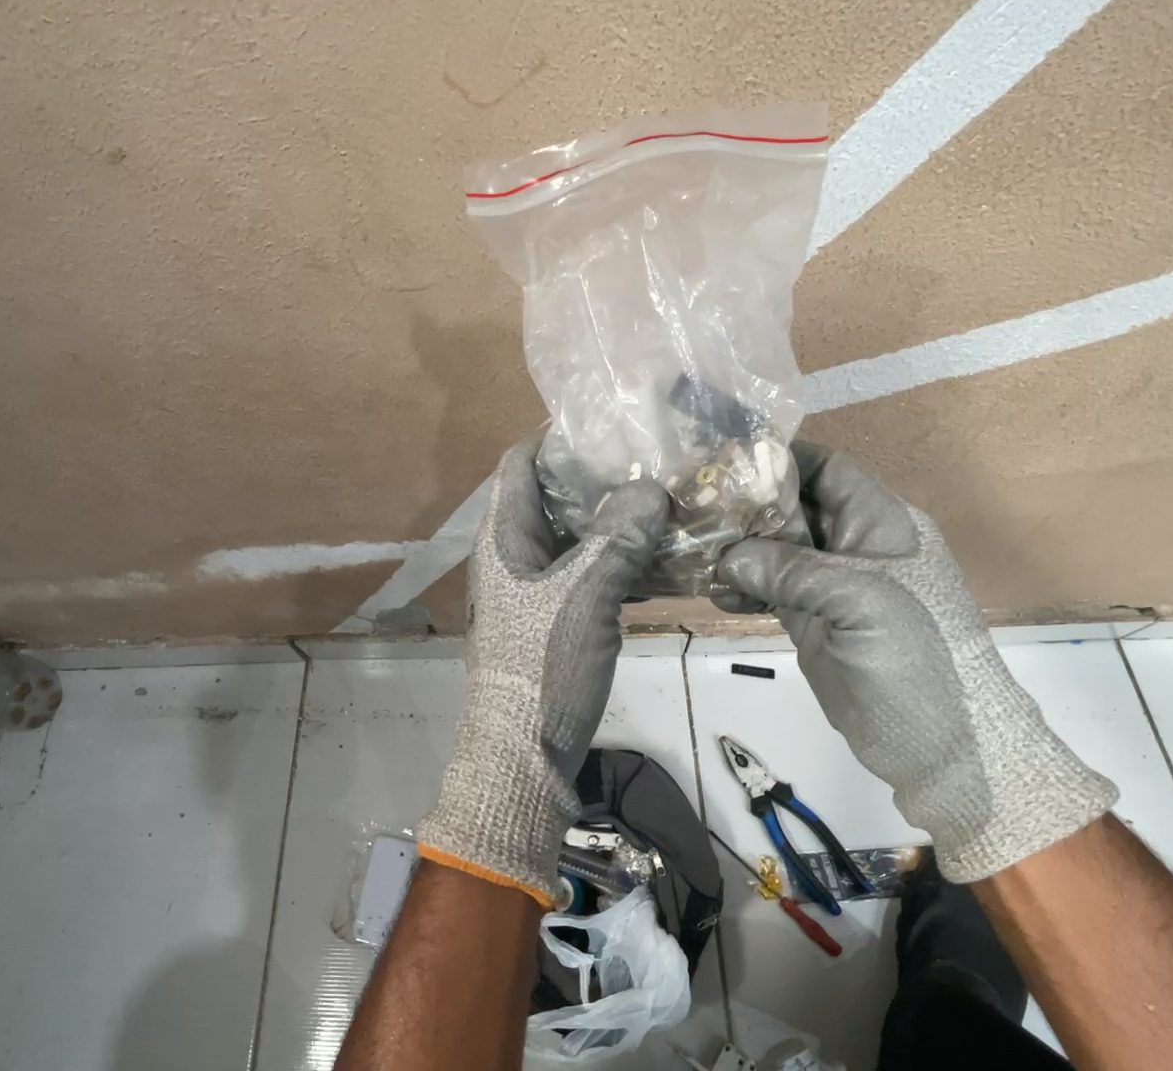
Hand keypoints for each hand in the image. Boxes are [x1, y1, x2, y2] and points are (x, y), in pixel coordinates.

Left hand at [417, 435, 668, 904]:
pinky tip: (662, 556)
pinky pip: (586, 573)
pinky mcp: (552, 618)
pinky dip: (618, 560)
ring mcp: (532, 588)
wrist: (522, 751)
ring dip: (614, 519)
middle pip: (553, 496)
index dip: (558, 436)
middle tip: (655, 458)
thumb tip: (650, 489)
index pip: (522, 463)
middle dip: (598, 475)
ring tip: (668, 499)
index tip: (611, 421)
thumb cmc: (542, 665)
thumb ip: (617, 539)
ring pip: (574, 536)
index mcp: (504, 538)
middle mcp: (513, 555)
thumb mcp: (584, 596)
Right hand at [714, 442, 1116, 882]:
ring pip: (774, 549)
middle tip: (691, 508)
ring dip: (735, 549)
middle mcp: (854, 546)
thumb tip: (726, 556)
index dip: (781, 461)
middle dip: (746, 505)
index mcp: (882, 525)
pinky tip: (712, 592)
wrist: (940, 745)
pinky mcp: (811, 620)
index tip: (724, 462)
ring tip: (692, 553)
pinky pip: (768, 589)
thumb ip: (792, 571)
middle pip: (792, 506)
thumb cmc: (916, 659)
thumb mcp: (860, 603)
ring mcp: (831, 585)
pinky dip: (741, 587)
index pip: (827, 470)